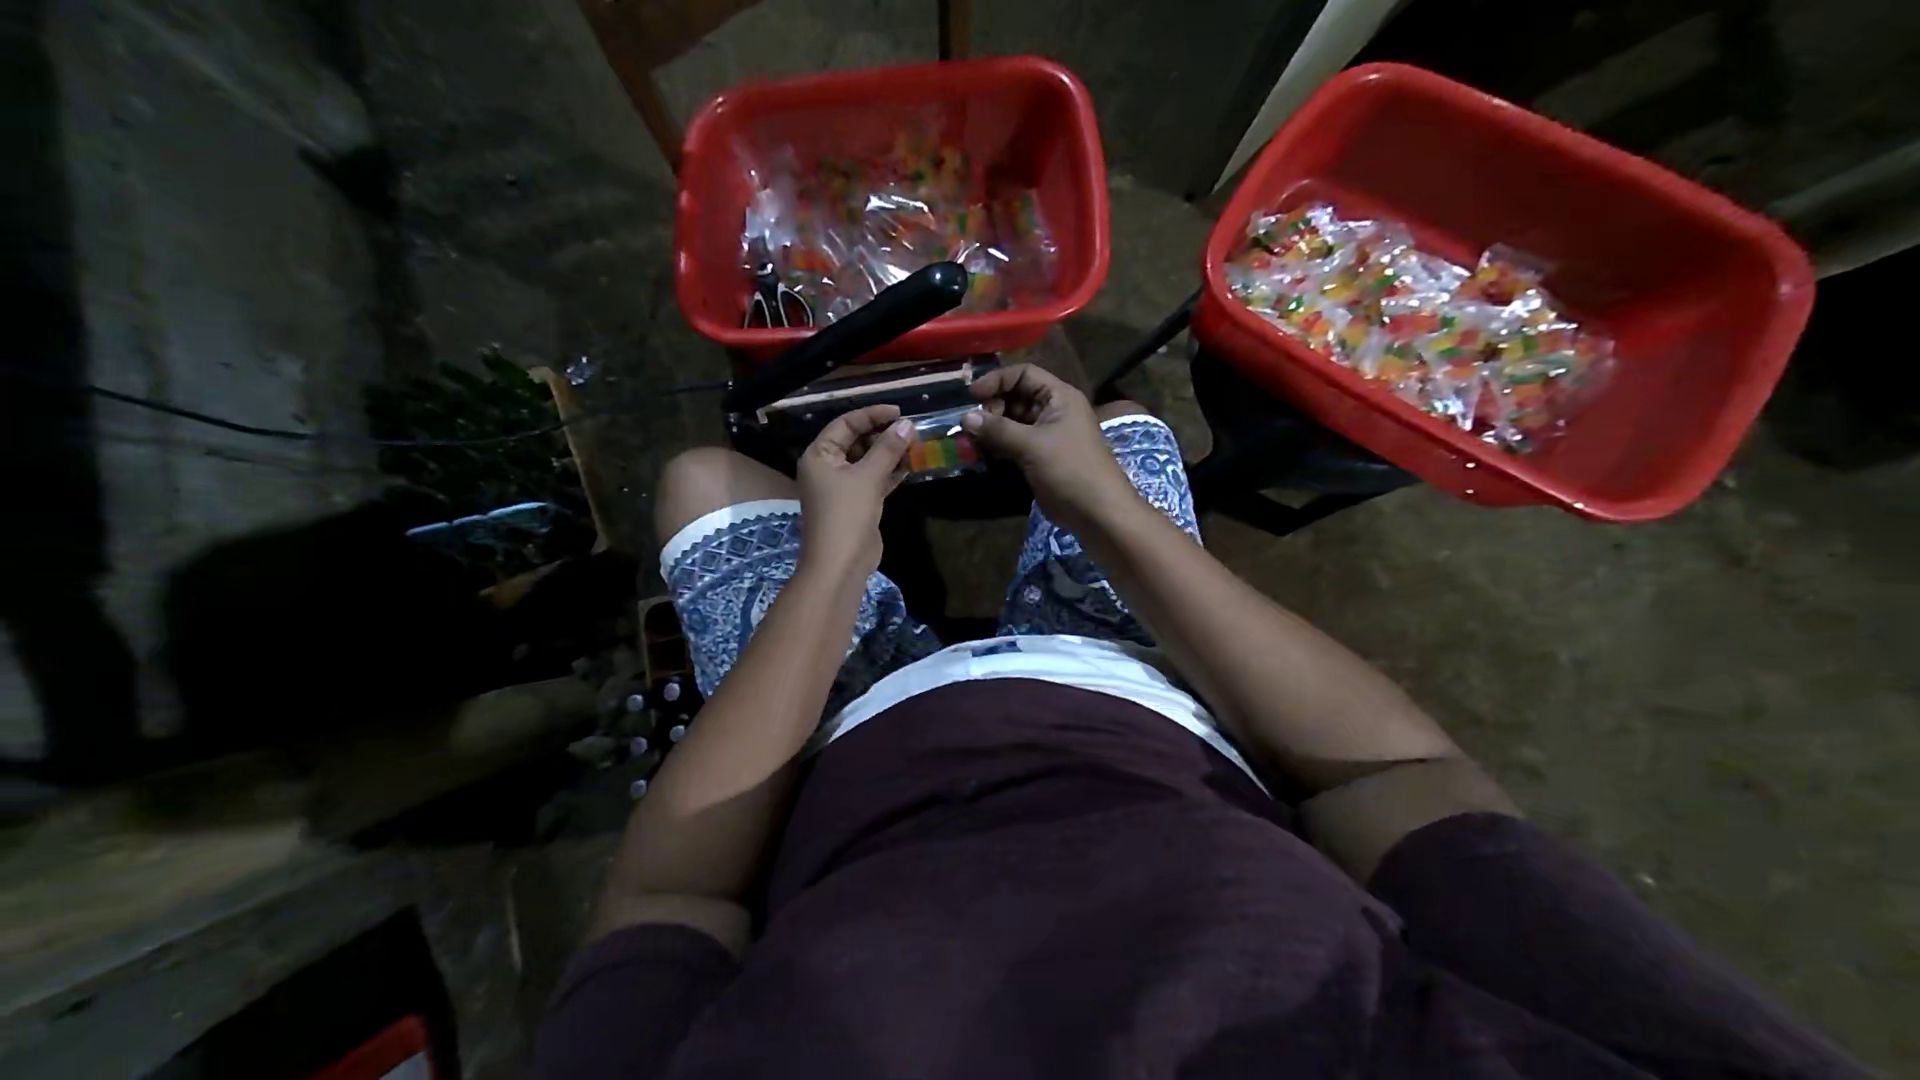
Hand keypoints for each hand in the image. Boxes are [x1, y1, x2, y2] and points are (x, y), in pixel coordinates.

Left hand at [796, 404, 913, 580]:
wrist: (840, 564)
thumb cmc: (846, 515)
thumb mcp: (868, 477)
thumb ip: (887, 449)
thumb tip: (907, 425)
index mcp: (819, 455)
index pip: (845, 423)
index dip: (872, 415)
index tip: (900, 412)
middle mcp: (827, 467)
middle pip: (856, 440)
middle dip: (883, 434)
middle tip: (912, 430)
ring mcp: (841, 486)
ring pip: (867, 460)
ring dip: (889, 453)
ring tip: (916, 445)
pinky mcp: (856, 502)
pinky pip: (874, 479)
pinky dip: (890, 472)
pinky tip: (911, 465)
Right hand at [962, 365, 1138, 534]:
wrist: (1096, 511)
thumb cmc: (1070, 469)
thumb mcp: (1032, 445)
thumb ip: (998, 429)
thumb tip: (965, 418)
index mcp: (1059, 397)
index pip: (1024, 374)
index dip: (997, 380)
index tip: (972, 395)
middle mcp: (1053, 411)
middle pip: (1015, 397)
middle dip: (991, 408)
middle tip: (973, 425)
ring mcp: (1046, 435)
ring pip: (1012, 422)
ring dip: (991, 429)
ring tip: (971, 440)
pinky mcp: (1039, 457)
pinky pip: (1013, 443)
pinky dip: (997, 446)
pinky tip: (980, 454)